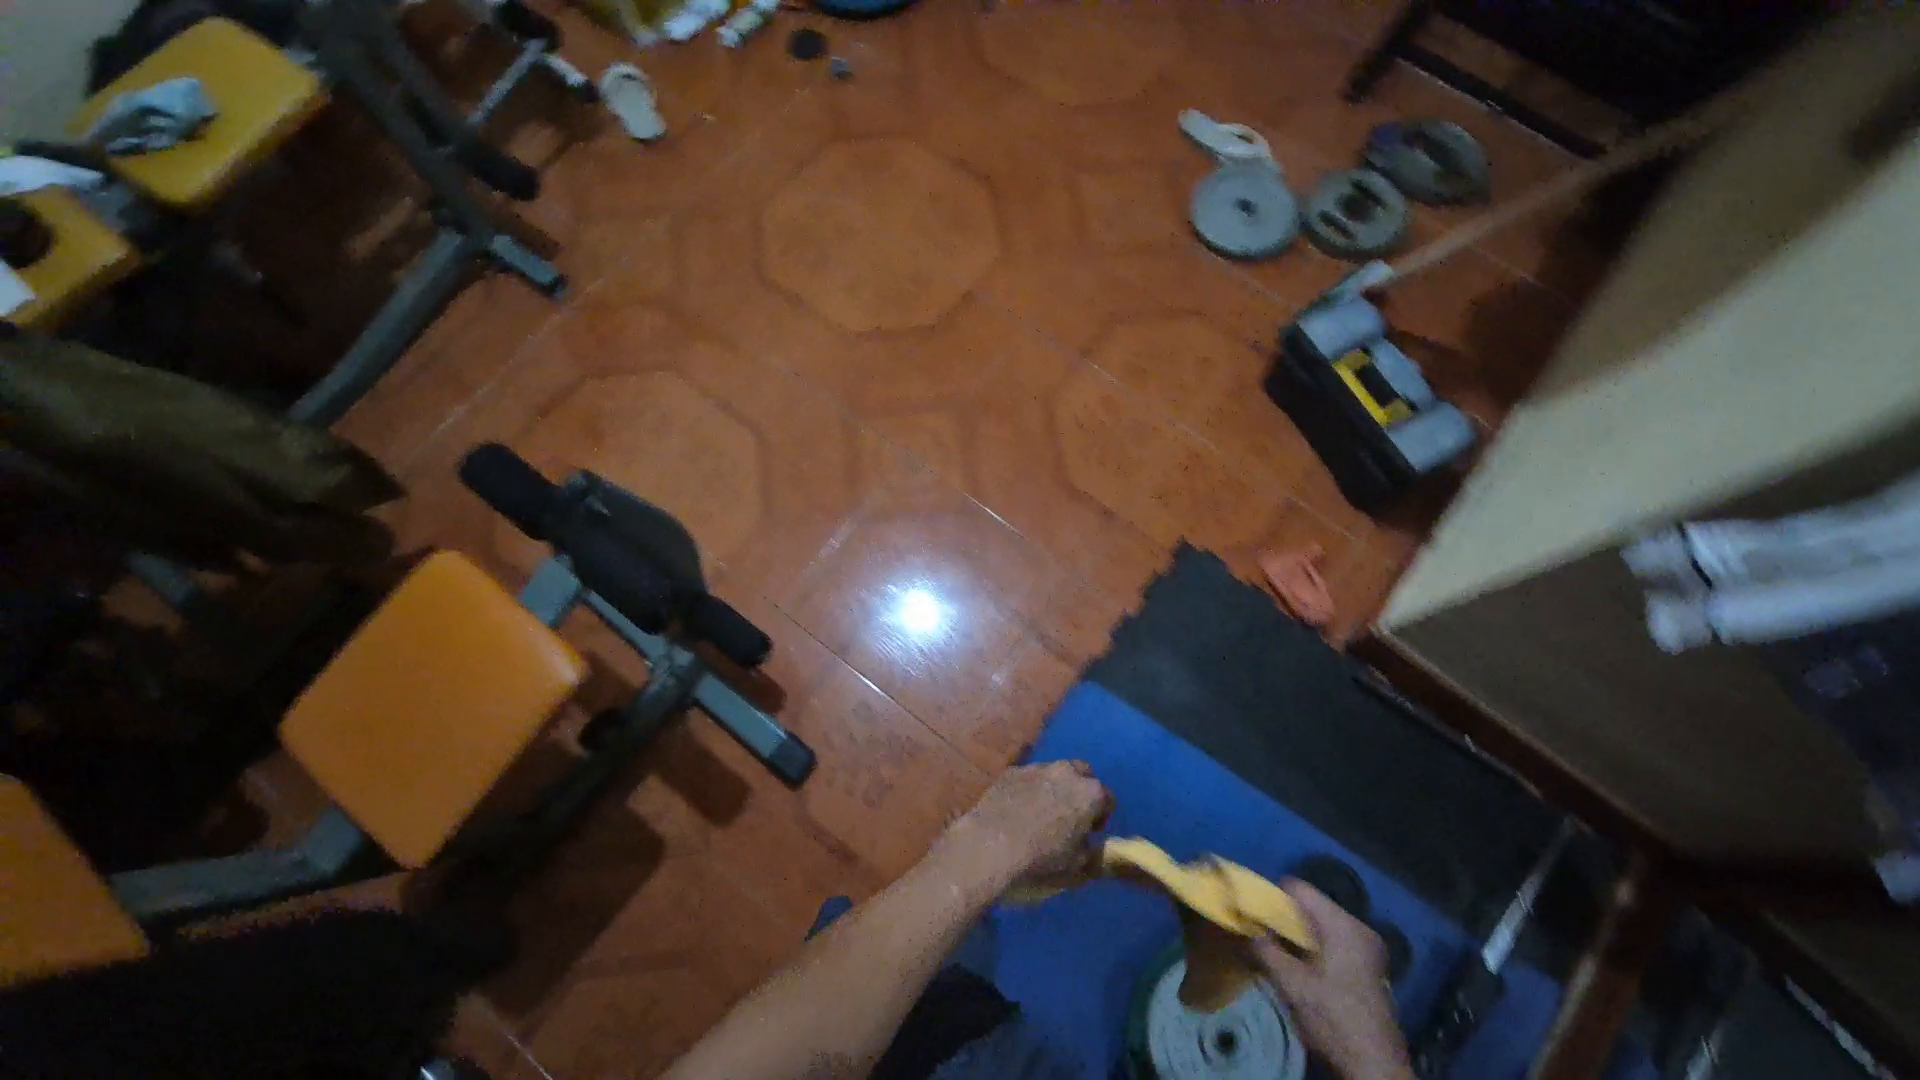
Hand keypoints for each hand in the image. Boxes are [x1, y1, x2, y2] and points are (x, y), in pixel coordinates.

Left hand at [936, 761, 1111, 891]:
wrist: (990, 847)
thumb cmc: (1041, 860)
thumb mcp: (1078, 868)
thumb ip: (1091, 852)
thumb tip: (1089, 845)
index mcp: (1090, 793)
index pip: (1109, 799)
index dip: (1102, 817)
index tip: (1090, 834)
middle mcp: (1066, 772)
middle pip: (1083, 775)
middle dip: (1080, 793)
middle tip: (1070, 817)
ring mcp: (1036, 768)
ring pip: (1054, 773)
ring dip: (1054, 789)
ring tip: (1040, 814)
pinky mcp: (1010, 772)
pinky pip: (1027, 778)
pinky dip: (1028, 790)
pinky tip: (1017, 811)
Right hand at [1253, 881, 1413, 1079]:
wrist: (1376, 1068)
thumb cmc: (1333, 1018)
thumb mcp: (1291, 984)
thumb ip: (1264, 949)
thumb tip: (1243, 929)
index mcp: (1344, 925)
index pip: (1299, 889)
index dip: (1271, 898)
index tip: (1253, 916)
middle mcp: (1359, 929)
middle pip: (1310, 908)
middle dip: (1283, 920)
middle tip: (1261, 938)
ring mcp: (1367, 949)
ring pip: (1321, 927)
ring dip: (1297, 937)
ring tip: (1276, 955)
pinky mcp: (1368, 968)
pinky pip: (1333, 943)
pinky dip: (1313, 950)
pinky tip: (1300, 971)